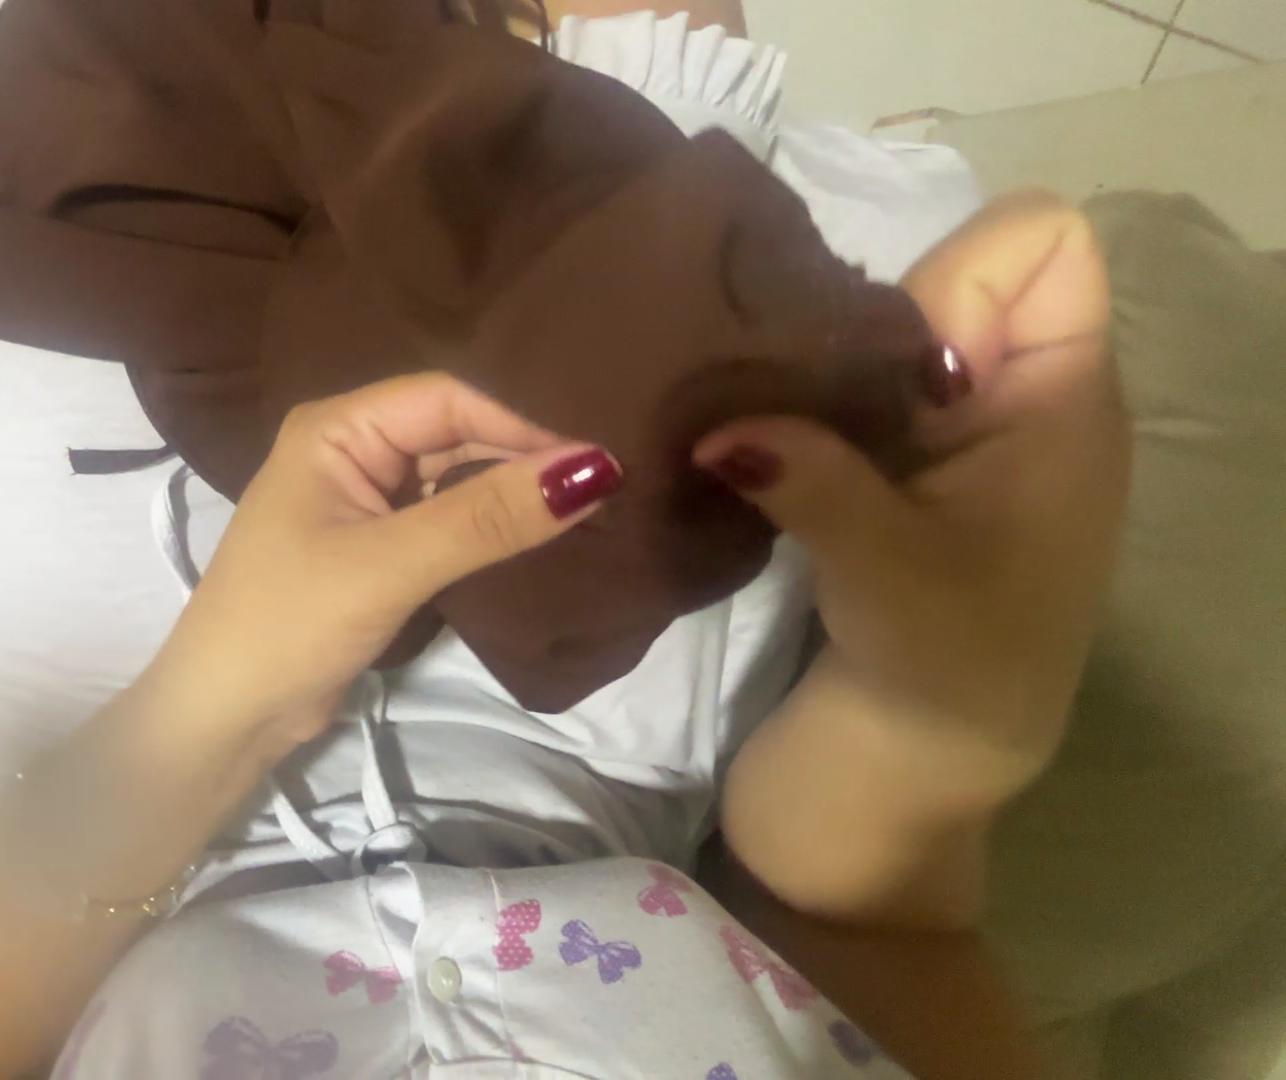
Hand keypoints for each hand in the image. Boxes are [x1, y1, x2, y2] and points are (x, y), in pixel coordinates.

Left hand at [147, 372, 622, 753]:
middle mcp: (347, 451)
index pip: (445, 399)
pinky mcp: (370, 548)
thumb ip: (486, 517)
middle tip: (605, 484)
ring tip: (587, 507)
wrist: (228, 713)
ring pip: (449, 480)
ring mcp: (358, 502)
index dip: (521, 422)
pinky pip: (439, 520)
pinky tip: (531, 535)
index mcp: (335, 429)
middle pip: (451, 434)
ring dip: (506, 494)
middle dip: (519, 457)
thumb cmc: (290, 623)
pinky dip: (482, 528)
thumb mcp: (389, 566)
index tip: (598, 459)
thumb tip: (596, 467)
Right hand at [697, 191, 1130, 797]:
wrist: (899, 782)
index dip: (948, 274)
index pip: (1035, 249)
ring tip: (725, 409)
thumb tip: (711, 426)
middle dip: (846, 311)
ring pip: (864, 352)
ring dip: (794, 371)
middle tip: (756, 377)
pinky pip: (821, 411)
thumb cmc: (938, 680)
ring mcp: (920, 454)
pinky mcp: (861, 492)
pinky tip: (728, 448)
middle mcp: (994, 411)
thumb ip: (816, 483)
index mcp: (1054, 407)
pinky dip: (776, 415)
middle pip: (932, 288)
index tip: (857, 357)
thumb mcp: (892, 577)